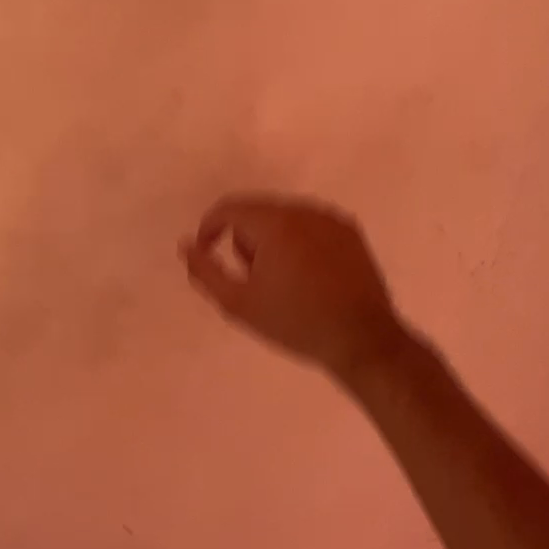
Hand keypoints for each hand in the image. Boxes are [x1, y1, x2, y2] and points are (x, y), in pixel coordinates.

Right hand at [180, 193, 406, 379]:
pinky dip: (297, 243)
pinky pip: (309, 226)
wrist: (362, 340)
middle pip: (256, 212)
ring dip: (270, 241)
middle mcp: (305, 211)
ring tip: (278, 281)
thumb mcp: (237, 303)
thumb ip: (205, 270)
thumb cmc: (294, 321)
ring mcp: (332, 220)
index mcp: (276, 223)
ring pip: (283, 218)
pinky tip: (304, 277)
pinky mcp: (351, 233)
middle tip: (249, 279)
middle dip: (244, 240)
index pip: (229, 208)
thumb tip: (186, 245)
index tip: (205, 253)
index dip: (209, 228)